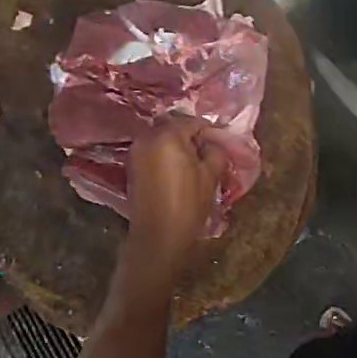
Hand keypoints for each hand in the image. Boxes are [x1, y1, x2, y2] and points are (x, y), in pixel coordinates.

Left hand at [120, 116, 227, 289]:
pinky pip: (154, 152)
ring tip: (197, 162)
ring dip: (179, 146)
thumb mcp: (211, 175)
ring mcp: (136, 153)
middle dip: (193, 136)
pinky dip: (167, 156)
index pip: (193, 122)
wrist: (159, 235)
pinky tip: (181, 171)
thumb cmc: (189, 203)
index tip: (224, 142)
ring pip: (162, 140)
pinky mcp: (133, 167)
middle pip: (174, 128)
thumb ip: (215, 151)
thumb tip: (212, 144)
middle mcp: (147, 138)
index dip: (211, 130)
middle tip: (210, 151)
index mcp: (167, 136)